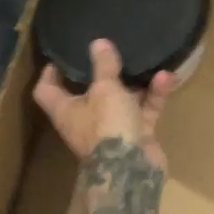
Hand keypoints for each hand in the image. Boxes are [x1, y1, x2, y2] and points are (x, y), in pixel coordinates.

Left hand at [34, 39, 179, 169]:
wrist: (132, 171)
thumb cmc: (108, 126)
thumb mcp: (105, 90)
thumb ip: (104, 66)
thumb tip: (98, 43)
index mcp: (67, 111)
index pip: (46, 91)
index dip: (49, 73)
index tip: (59, 57)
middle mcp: (86, 120)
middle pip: (88, 93)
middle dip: (102, 72)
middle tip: (110, 49)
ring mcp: (112, 128)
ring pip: (122, 98)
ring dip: (136, 80)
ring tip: (147, 57)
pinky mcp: (136, 134)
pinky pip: (144, 109)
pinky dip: (154, 94)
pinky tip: (166, 77)